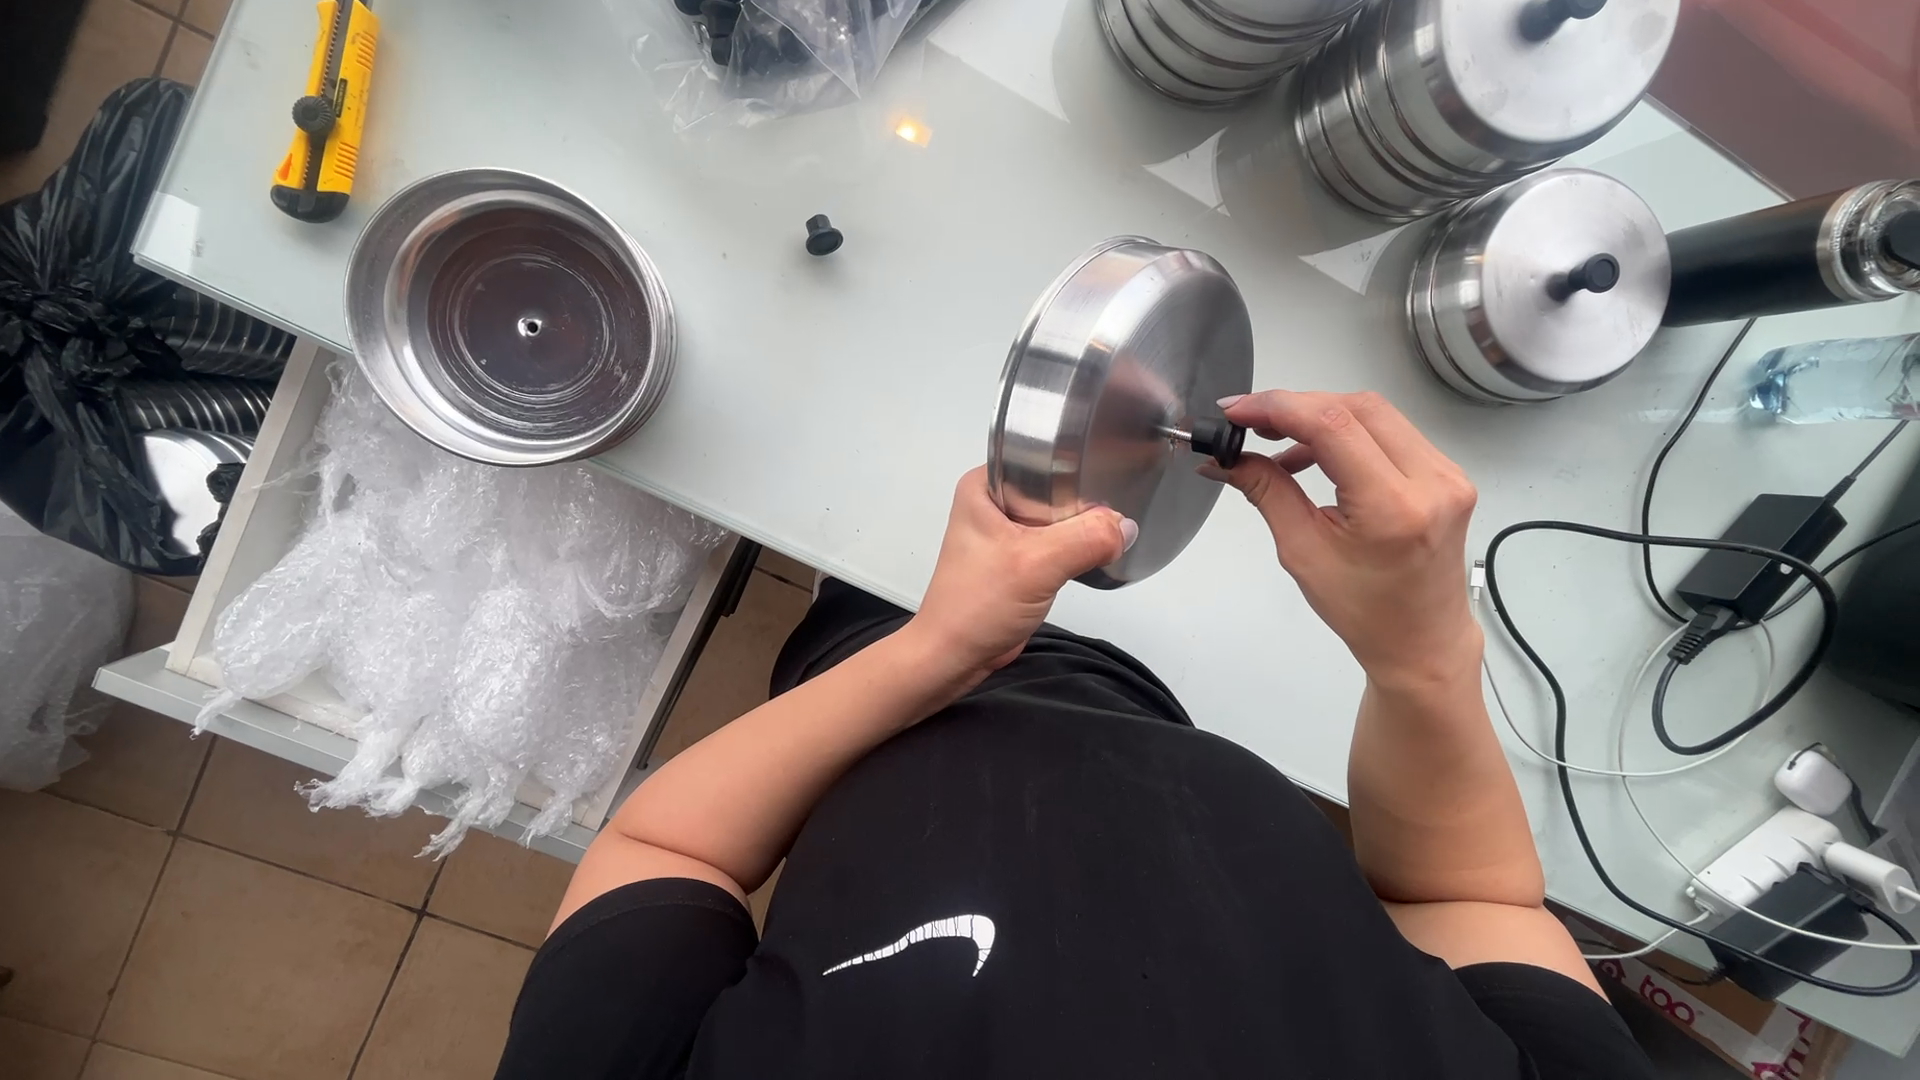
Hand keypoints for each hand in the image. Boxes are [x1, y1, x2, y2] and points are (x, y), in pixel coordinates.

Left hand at [906, 467, 1135, 683]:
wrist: (954, 656)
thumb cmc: (976, 606)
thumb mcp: (1037, 564)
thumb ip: (1086, 539)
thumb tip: (1125, 527)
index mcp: (984, 485)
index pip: (1042, 458)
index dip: (1076, 469)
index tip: (1109, 481)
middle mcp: (992, 503)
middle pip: (1055, 487)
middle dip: (1082, 503)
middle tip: (1114, 512)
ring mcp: (1005, 532)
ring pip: (1058, 518)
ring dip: (1079, 530)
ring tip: (1106, 535)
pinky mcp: (1017, 559)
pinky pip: (1056, 543)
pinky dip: (1074, 550)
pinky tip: (1092, 555)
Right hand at [1213, 391, 1480, 689]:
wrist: (1421, 639)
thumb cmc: (1360, 608)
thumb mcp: (1301, 550)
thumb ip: (1267, 491)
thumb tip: (1223, 458)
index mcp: (1392, 507)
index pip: (1332, 427)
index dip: (1278, 408)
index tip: (1235, 412)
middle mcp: (1431, 481)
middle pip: (1356, 408)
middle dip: (1295, 406)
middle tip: (1249, 422)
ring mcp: (1447, 473)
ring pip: (1374, 413)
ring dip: (1318, 416)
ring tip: (1274, 441)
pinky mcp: (1447, 473)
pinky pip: (1389, 432)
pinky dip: (1344, 432)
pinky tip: (1312, 455)